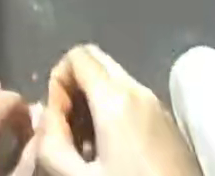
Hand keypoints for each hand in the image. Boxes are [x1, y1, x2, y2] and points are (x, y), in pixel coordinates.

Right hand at [37, 45, 199, 175]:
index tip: (57, 124)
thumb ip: (51, 144)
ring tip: (88, 153)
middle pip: (97, 63)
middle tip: (69, 135)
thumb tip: (44, 118)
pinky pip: (133, 102)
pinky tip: (114, 159)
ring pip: (115, 83)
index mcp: (116, 96)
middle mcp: (139, 89)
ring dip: (93, 106)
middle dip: (74, 91)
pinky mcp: (171, 126)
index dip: (57, 83)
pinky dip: (114, 117)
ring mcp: (159, 106)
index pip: (77, 55)